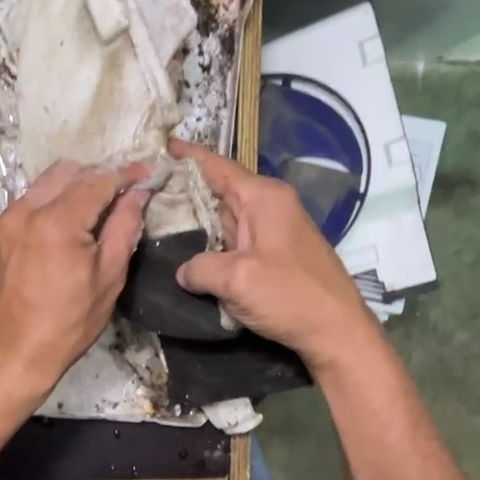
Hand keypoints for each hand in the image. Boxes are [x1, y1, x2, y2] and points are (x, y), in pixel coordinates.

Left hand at [0, 160, 151, 398]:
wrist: (15, 353)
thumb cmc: (68, 324)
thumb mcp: (108, 278)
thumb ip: (124, 228)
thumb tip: (137, 194)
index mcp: (56, 221)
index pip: (98, 180)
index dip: (126, 175)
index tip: (148, 175)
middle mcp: (27, 210)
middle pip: (69, 172)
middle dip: (100, 175)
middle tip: (125, 191)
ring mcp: (8, 219)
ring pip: (46, 181)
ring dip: (75, 184)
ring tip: (99, 204)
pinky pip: (30, 199)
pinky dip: (53, 199)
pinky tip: (70, 219)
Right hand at [170, 140, 374, 372]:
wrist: (335, 331)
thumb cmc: (290, 296)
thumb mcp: (236, 279)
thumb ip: (200, 268)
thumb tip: (184, 271)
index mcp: (263, 198)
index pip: (218, 167)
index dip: (187, 157)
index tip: (159, 148)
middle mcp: (268, 207)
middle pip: (218, 191)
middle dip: (183, 191)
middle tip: (144, 195)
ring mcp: (270, 233)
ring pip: (223, 219)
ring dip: (195, 222)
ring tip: (154, 223)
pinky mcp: (270, 257)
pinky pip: (232, 243)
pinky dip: (209, 245)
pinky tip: (186, 255)